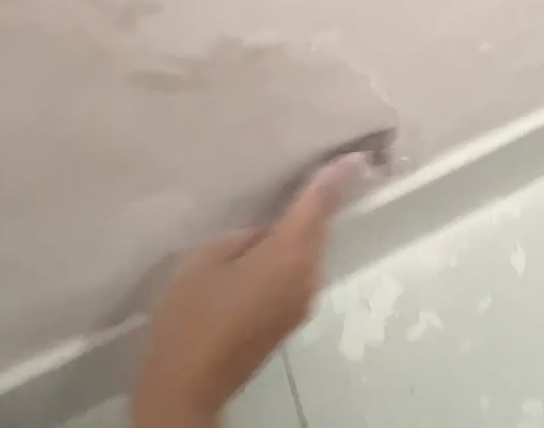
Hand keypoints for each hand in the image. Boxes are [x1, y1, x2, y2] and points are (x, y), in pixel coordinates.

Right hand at [134, 156, 368, 427]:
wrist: (187, 387)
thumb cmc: (191, 317)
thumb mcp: (206, 258)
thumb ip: (245, 236)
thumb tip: (267, 236)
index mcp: (288, 253)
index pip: (318, 204)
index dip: (336, 177)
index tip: (356, 156)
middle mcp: (307, 274)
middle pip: (318, 227)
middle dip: (321, 200)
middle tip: (320, 169)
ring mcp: (302, 300)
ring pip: (308, 250)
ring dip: (303, 229)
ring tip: (286, 206)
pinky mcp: (290, 319)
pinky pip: (298, 271)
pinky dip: (291, 253)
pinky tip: (269, 249)